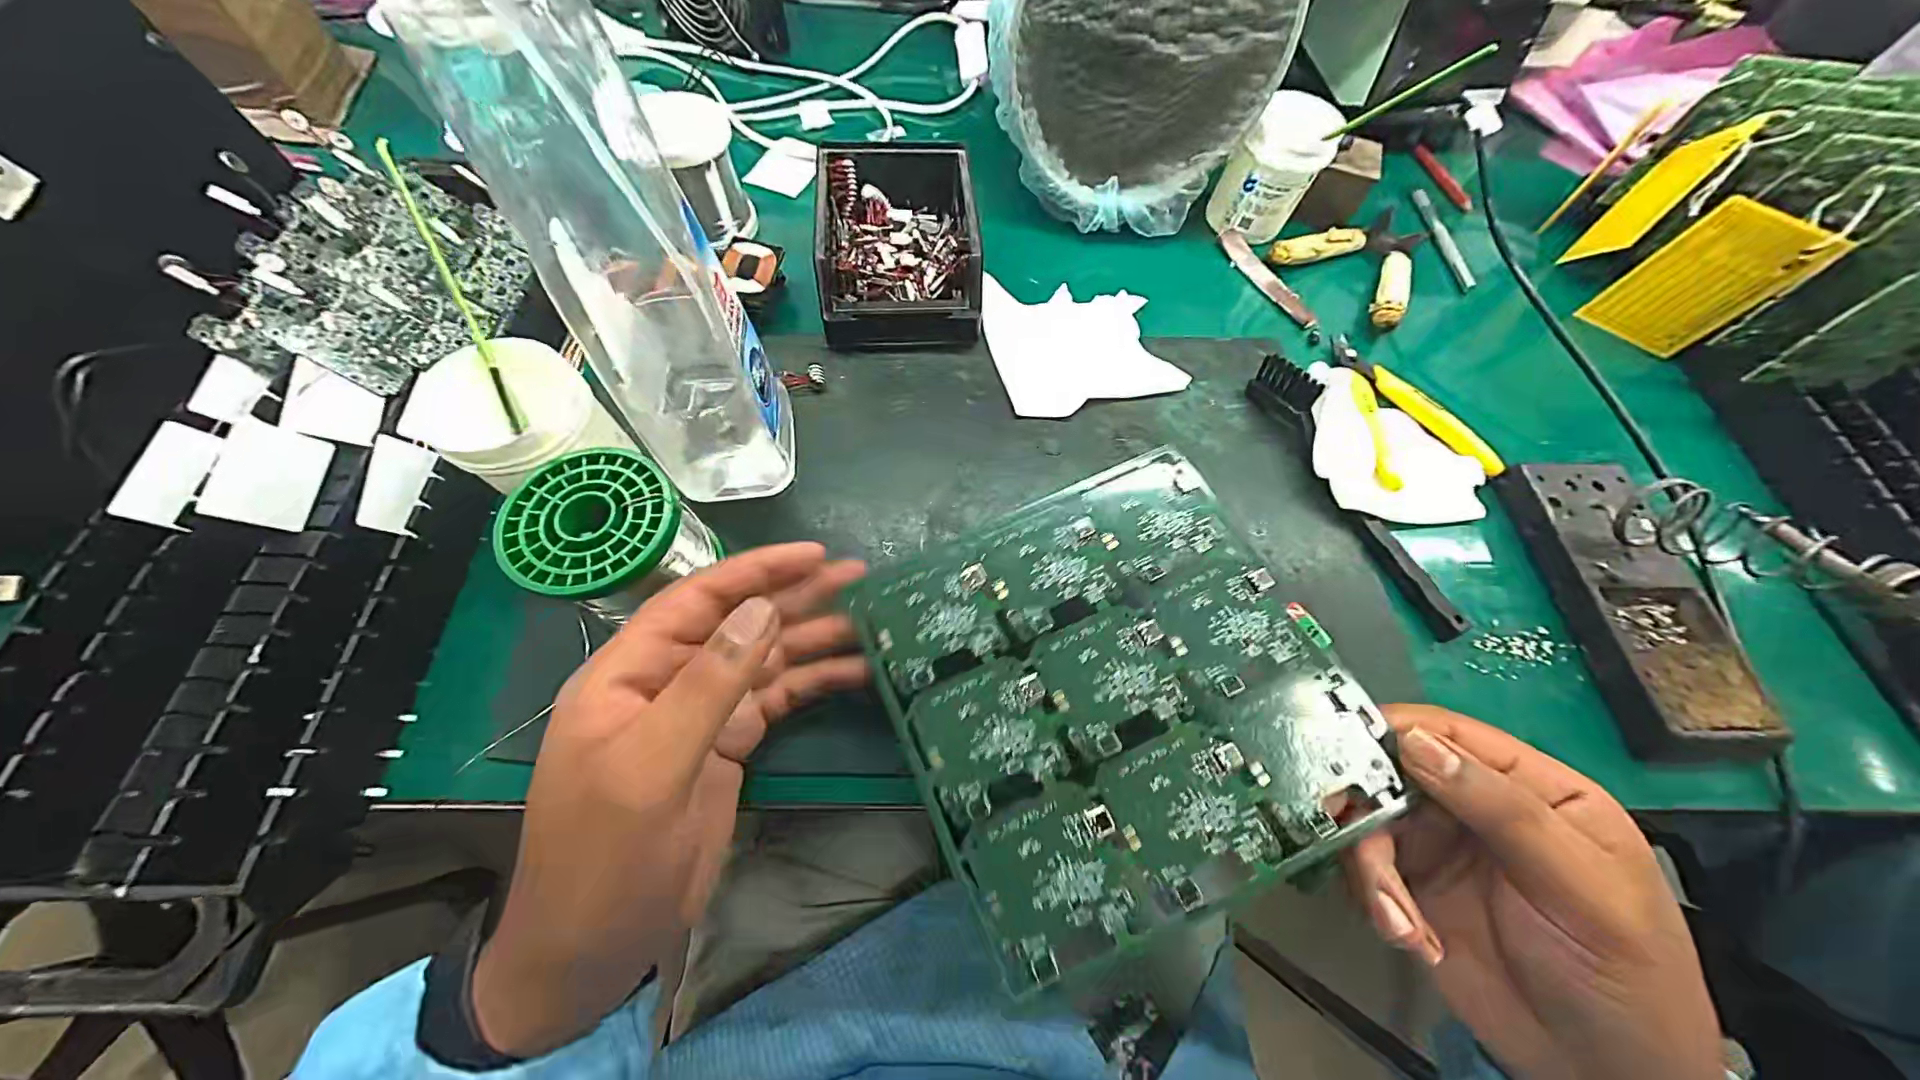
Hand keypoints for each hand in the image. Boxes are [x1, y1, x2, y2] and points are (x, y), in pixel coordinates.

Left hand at [471, 543, 867, 1056]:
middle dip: (797, 596)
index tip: (813, 554)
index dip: (756, 572)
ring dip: (815, 638)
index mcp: (632, 671)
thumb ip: (708, 683)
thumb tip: (761, 609)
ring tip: (871, 619)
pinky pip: (778, 700)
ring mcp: (703, 713)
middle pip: (741, 623)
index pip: (698, 600)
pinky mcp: (729, 744)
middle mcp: (669, 680)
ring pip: (766, 659)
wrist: (591, 947)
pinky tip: (856, 672)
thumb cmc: (605, 857)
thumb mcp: (653, 766)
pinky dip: (815, 683)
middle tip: (858, 575)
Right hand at [1343, 705, 1722, 1079]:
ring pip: (1370, 823)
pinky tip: (1410, 937)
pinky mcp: (1410, 887)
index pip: (1451, 733)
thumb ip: (1501, 808)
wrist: (1606, 1073)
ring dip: (1371, 868)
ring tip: (1398, 917)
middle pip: (1393, 774)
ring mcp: (1437, 846)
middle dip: (1364, 801)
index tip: (1346, 744)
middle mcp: (1473, 806)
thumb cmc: (1624, 971)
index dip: (1395, 729)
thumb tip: (1415, 741)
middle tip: (1335, 820)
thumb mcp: (1579, 885)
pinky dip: (1377, 900)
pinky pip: (1367, 870)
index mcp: (1529, 788)